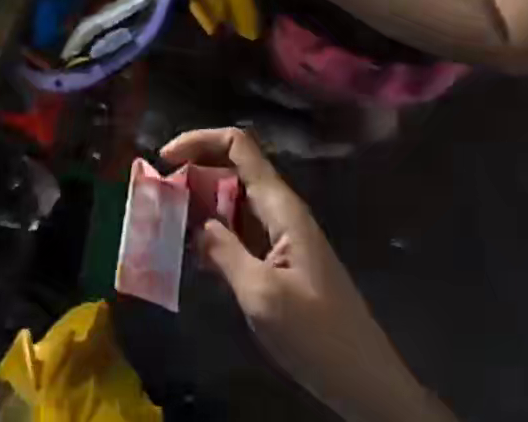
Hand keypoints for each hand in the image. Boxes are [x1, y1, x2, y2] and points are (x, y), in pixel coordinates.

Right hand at [163, 128, 450, 421]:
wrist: (368, 386)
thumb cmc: (318, 337)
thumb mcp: (261, 294)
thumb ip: (223, 251)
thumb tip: (196, 223)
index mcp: (280, 206)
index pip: (238, 146)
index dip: (198, 141)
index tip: (164, 159)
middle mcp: (279, 211)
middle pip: (230, 169)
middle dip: (192, 175)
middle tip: (158, 201)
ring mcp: (280, 236)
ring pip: (230, 201)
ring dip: (198, 206)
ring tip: (166, 226)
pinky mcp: (278, 261)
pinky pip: (237, 231)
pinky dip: (211, 234)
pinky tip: (192, 257)